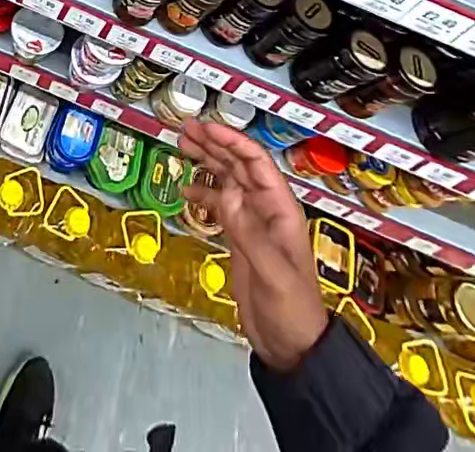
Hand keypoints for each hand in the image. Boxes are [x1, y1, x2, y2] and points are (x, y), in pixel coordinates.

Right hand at [180, 119, 328, 371]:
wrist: (291, 346)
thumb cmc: (291, 307)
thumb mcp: (272, 271)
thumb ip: (248, 231)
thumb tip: (225, 192)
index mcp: (280, 208)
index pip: (256, 162)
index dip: (232, 141)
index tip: (207, 128)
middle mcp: (265, 208)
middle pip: (238, 165)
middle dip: (214, 144)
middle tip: (187, 130)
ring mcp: (252, 222)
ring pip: (227, 180)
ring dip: (207, 162)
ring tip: (182, 146)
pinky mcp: (240, 238)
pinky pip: (219, 205)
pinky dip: (203, 194)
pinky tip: (187, 189)